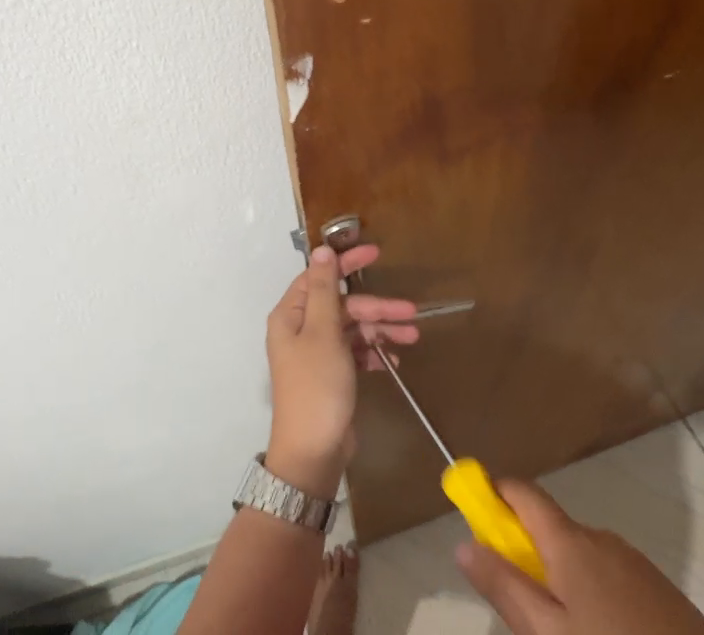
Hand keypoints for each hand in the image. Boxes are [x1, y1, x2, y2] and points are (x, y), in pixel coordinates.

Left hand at [264, 244, 418, 498]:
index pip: (319, 277)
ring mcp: (317, 354)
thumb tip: (321, 250)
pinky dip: (374, 353)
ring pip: (353, 329)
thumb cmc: (316, 387)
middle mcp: (300, 330)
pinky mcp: (332, 375)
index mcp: (291, 316)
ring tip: (412, 338)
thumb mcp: (323, 333)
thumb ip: (324, 290)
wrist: (313, 452)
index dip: (346, 264)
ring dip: (381, 330)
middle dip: (376, 307)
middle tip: (410, 311)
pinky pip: (356, 353)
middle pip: (342, 306)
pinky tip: (394, 361)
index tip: (376, 253)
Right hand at [456, 480, 703, 634]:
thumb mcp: (546, 633)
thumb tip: (463, 543)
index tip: (471, 512)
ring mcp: (635, 562)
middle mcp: (602, 539)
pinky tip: (601, 633)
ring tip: (563, 630)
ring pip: (579, 557)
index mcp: (571, 543)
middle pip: (549, 529)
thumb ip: (504, 587)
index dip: (492, 493)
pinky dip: (591, 592)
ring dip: (559, 578)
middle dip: (525, 554)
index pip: (523, 493)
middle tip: (520, 608)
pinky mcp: (659, 588)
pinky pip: (608, 575)